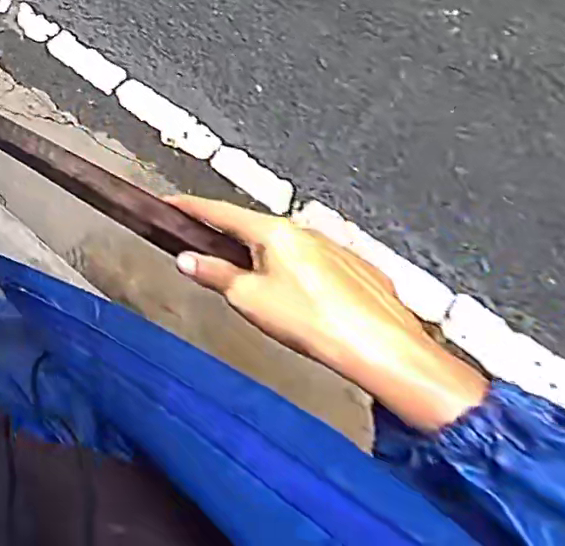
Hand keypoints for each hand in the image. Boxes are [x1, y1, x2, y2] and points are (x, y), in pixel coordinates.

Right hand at [167, 195, 487, 433]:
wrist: (393, 360)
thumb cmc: (320, 325)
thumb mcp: (245, 297)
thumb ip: (212, 273)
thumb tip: (189, 260)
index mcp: (275, 232)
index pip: (218, 210)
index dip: (189, 207)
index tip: (171, 204)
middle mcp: (309, 235)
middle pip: (254, 228)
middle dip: (227, 236)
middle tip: (205, 248)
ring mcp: (341, 255)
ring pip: (288, 247)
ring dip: (264, 258)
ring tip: (254, 283)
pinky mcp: (365, 278)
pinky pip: (317, 265)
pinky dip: (298, 274)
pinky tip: (299, 299)